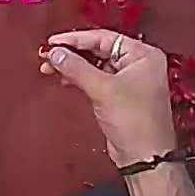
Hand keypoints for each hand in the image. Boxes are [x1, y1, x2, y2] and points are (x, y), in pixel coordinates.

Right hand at [40, 30, 177, 168]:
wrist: (144, 157)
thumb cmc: (136, 122)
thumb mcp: (103, 90)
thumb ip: (76, 68)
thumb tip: (55, 52)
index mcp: (142, 55)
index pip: (104, 37)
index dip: (76, 39)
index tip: (54, 41)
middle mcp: (138, 63)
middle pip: (99, 49)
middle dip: (72, 53)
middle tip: (49, 55)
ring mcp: (129, 79)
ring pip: (95, 64)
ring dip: (73, 66)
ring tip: (50, 67)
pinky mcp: (120, 94)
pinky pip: (96, 78)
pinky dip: (80, 78)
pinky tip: (64, 78)